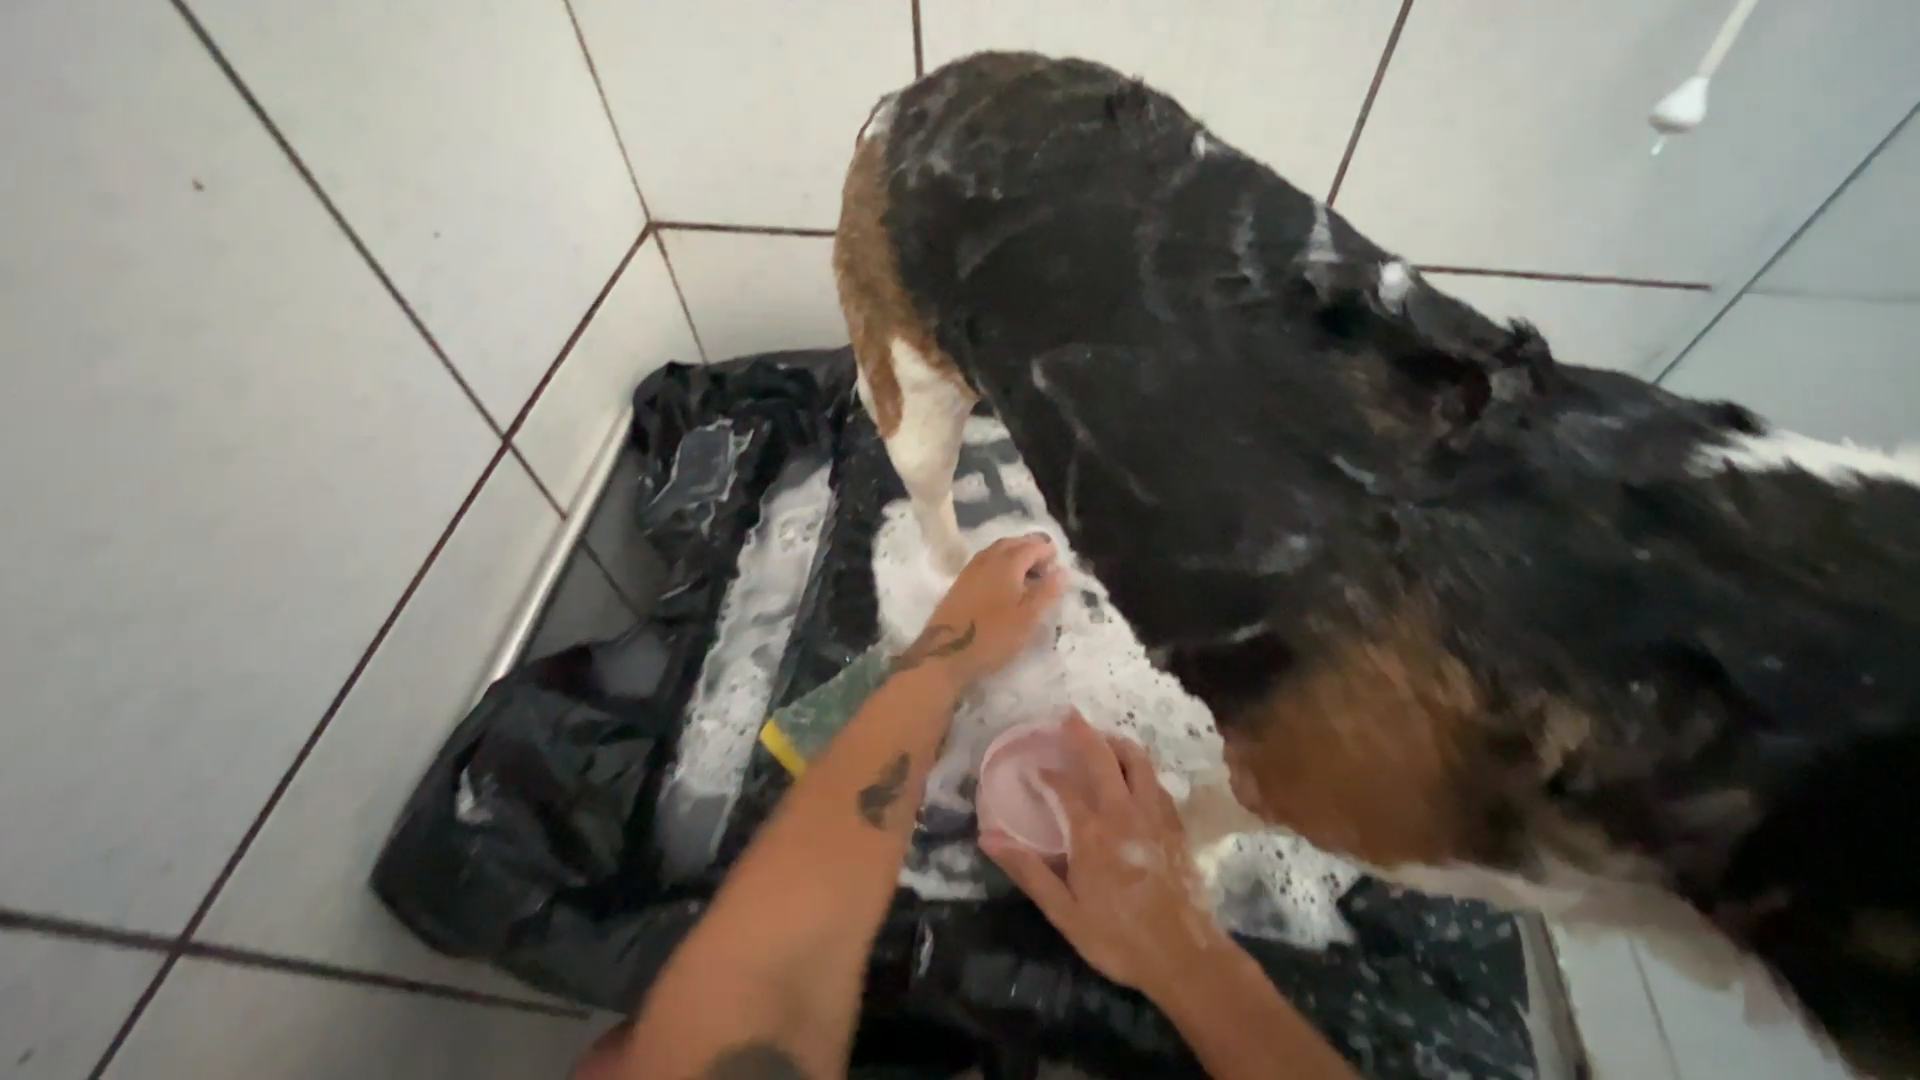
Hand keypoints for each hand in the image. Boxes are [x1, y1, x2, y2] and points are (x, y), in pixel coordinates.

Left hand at [896, 533, 1065, 685]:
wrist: (945, 654)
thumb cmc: (993, 636)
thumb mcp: (1028, 618)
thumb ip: (1047, 592)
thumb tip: (1062, 570)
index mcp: (1006, 564)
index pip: (1031, 547)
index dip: (1046, 551)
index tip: (1057, 561)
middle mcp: (986, 560)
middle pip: (1010, 544)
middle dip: (1028, 548)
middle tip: (1043, 562)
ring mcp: (969, 572)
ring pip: (994, 552)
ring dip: (1012, 554)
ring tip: (1026, 572)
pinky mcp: (958, 585)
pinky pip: (983, 563)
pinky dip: (997, 564)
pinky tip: (1002, 582)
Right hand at [981, 713, 1233, 997]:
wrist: (1185, 957)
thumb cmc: (1118, 937)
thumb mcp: (1064, 912)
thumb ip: (1028, 870)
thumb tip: (988, 838)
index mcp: (1092, 831)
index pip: (1062, 786)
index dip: (1044, 774)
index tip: (1030, 769)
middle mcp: (1124, 812)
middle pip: (1103, 758)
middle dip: (1083, 734)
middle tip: (1068, 716)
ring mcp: (1155, 815)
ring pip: (1138, 761)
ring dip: (1117, 743)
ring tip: (1102, 739)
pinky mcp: (1176, 825)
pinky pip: (1156, 781)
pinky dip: (1140, 767)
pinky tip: (1133, 776)